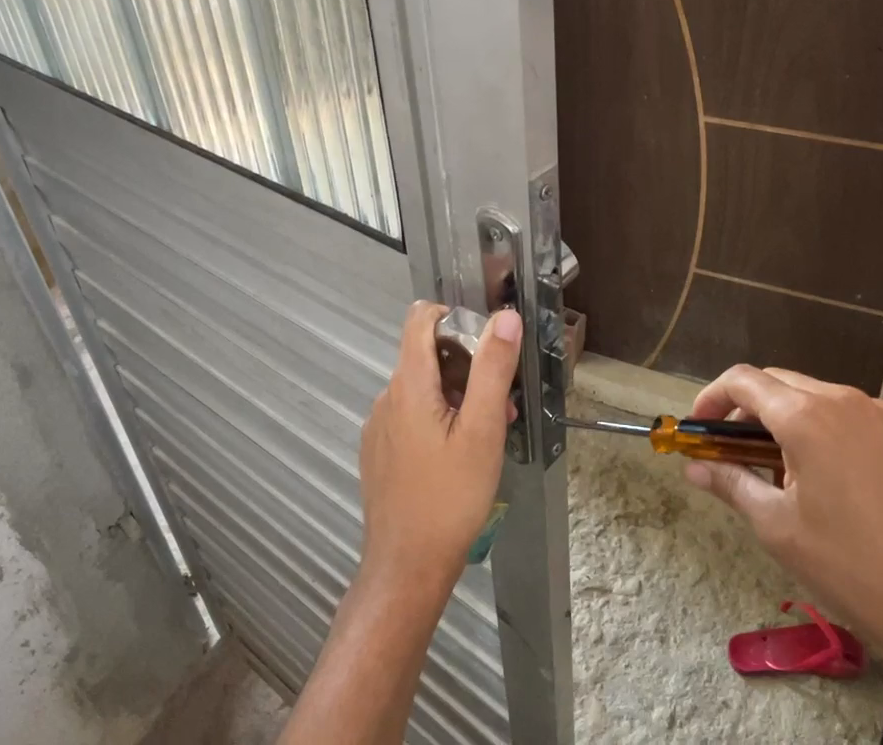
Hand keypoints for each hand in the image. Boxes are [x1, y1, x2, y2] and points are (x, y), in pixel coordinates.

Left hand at [358, 302, 520, 595]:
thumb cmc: (450, 497)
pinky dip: (439, 421)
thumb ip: (492, 369)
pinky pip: (411, 417)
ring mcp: (379, 427)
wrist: (408, 566)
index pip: (420, 318)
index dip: (454, 317)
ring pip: (423, 390)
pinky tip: (460, 457)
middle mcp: (386, 398)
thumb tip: (504, 317)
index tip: (486, 345)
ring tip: (487, 437)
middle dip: (468, 368)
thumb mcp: (483, 431)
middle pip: (426, 356)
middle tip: (500, 406)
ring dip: (458, 399)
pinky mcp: (380, 452)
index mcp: (408, 386)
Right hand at [683, 366, 882, 660]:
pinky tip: (824, 477)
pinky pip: (848, 415)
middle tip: (731, 454)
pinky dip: (821, 429)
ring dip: (784, 419)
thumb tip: (693, 467)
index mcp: (806, 417)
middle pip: (778, 383)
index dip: (712, 397)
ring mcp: (879, 414)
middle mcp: (843, 400)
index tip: (700, 430)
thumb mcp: (777, 526)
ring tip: (778, 473)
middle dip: (746, 410)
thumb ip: (731, 483)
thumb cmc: (847, 565)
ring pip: (815, 397)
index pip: (743, 380)